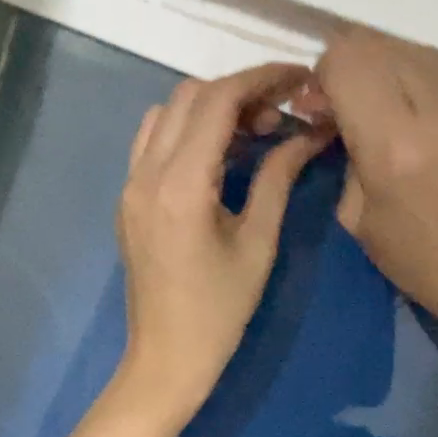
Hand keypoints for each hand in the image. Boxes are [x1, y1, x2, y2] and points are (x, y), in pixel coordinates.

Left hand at [116, 65, 334, 402]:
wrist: (165, 358)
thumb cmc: (217, 311)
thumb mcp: (257, 242)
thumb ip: (278, 177)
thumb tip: (310, 131)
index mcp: (178, 185)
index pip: (217, 100)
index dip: (263, 78)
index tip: (301, 80)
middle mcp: (144, 177)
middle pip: (188, 98)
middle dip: (238, 92)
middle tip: (280, 116)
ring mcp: (129, 190)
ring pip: (165, 116)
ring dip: (208, 110)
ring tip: (252, 135)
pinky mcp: (127, 205)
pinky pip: (151, 146)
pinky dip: (184, 134)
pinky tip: (219, 157)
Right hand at [314, 30, 437, 355]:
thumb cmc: (431, 267)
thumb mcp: (360, 222)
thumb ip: (348, 158)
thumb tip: (339, 114)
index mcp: (397, 147)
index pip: (347, 60)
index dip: (325, 77)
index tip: (324, 108)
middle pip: (382, 46)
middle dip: (359, 76)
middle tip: (359, 116)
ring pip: (424, 53)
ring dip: (402, 81)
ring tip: (411, 128)